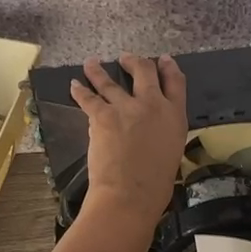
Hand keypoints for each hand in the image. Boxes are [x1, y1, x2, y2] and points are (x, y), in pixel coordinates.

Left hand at [70, 54, 188, 227]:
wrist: (130, 193)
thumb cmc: (156, 184)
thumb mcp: (172, 151)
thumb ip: (165, 132)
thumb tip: (152, 129)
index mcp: (175, 116)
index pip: (176, 83)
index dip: (169, 68)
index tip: (164, 60)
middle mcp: (152, 105)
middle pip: (144, 72)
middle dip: (135, 62)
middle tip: (126, 59)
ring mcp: (126, 107)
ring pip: (110, 81)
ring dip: (99, 71)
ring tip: (92, 63)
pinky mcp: (102, 115)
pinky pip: (88, 97)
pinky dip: (80, 90)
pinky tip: (74, 85)